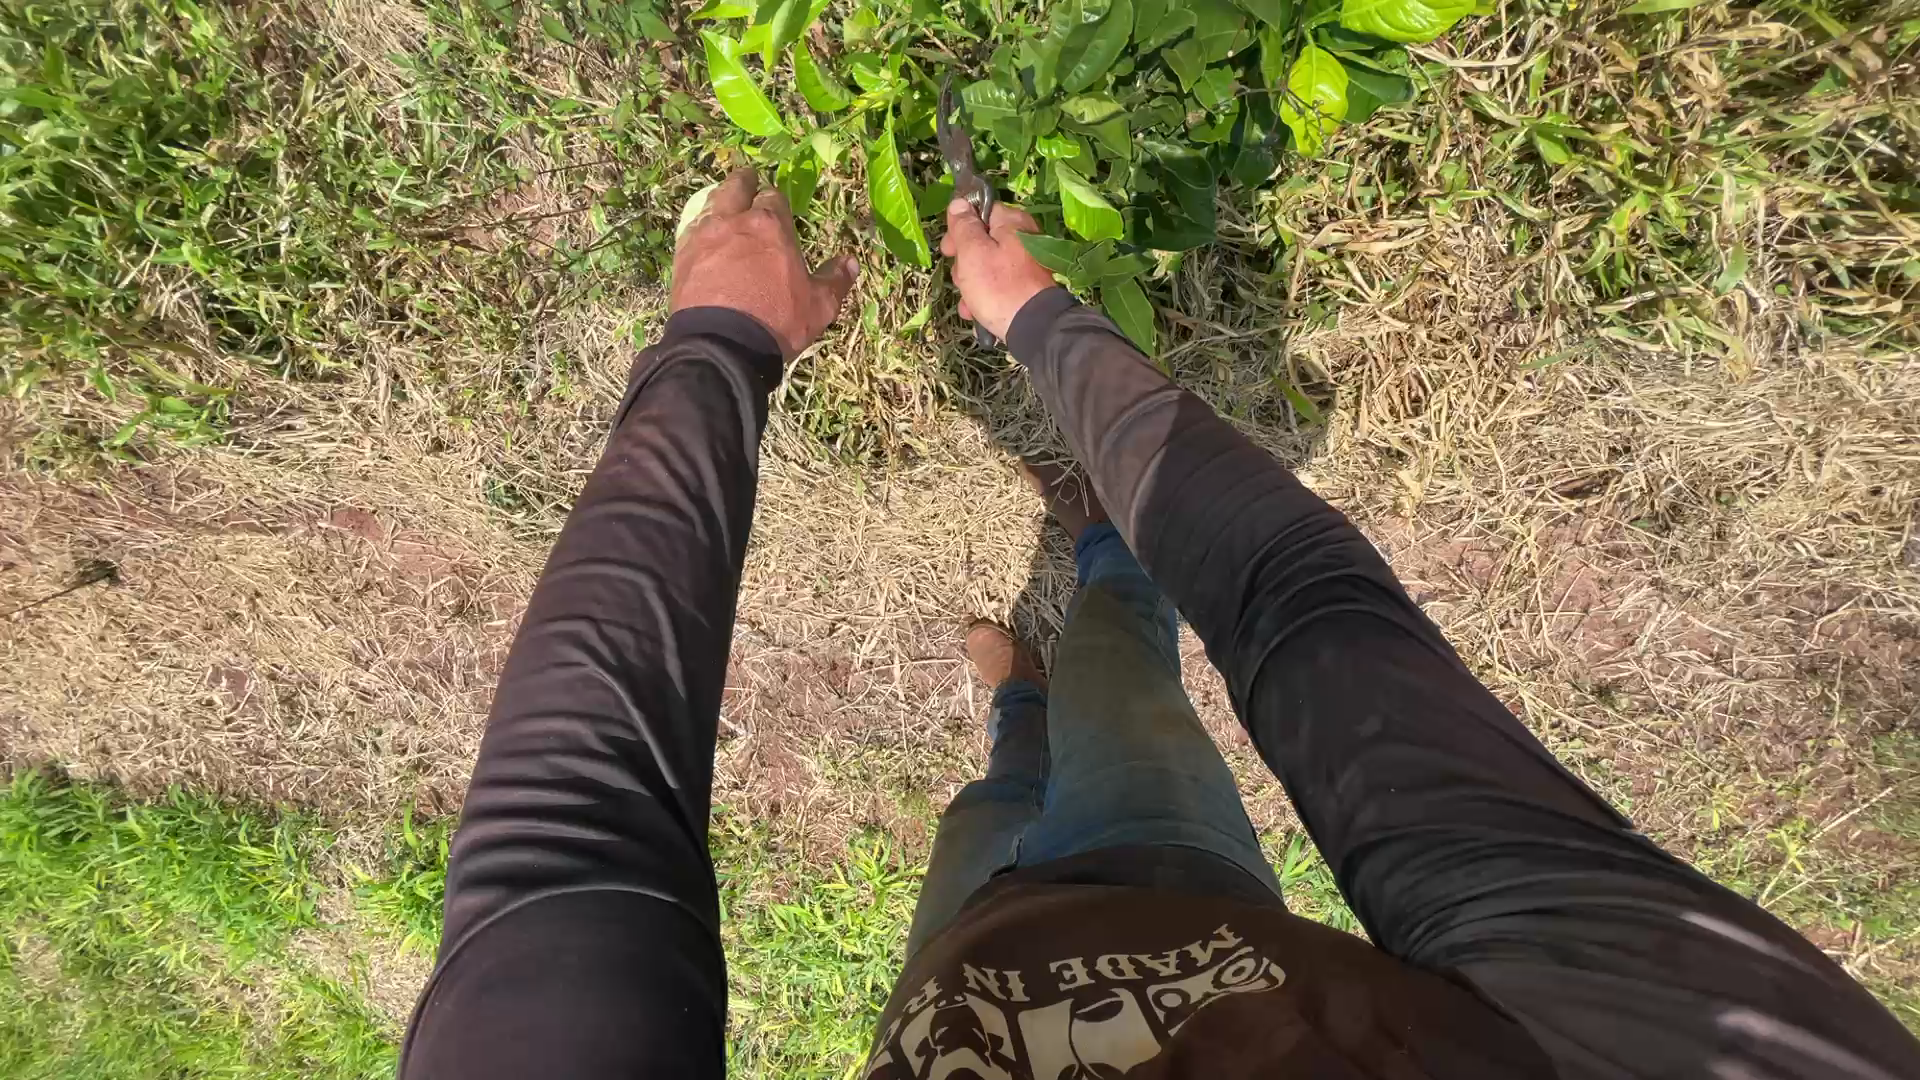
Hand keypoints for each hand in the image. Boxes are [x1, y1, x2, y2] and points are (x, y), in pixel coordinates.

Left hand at [669, 168, 858, 357]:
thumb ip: (835, 280)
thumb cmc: (777, 321)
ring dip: (720, 200)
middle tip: (748, 182)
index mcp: (771, 226)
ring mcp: (704, 236)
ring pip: (711, 204)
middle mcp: (735, 222)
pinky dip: (699, 227)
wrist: (723, 345)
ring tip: (724, 204)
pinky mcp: (682, 255)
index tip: (778, 207)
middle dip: (745, 184)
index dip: (776, 201)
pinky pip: (691, 229)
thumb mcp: (819, 306)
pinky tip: (702, 235)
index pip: (774, 198)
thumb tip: (851, 261)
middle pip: (736, 188)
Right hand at [940, 199, 1058, 340]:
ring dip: (971, 285)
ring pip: (986, 267)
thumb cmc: (999, 287)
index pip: (980, 211)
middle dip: (964, 262)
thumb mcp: (973, 253)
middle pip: (982, 241)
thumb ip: (963, 226)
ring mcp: (1025, 266)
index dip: (959, 228)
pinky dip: (985, 298)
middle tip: (960, 278)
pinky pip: (998, 286)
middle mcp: (1023, 239)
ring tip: (968, 302)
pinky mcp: (1025, 289)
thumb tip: (958, 203)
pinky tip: (976, 312)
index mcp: (1012, 223)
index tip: (948, 249)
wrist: (1033, 328)